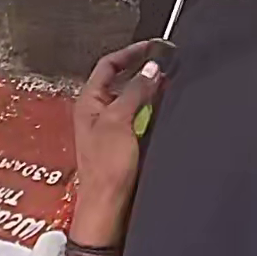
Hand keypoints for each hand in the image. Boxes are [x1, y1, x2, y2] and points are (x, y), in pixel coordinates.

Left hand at [69, 40, 160, 246]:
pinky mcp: (125, 142)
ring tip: (167, 87)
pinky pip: (141, 118)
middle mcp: (98, 112)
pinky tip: (164, 112)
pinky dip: (153, 112)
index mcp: (89, 102)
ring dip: (150, 93)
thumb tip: (151, 68)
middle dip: (144, 72)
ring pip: (134, 99)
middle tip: (165, 66)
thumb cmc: (105, 170)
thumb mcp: (120, 121)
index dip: (130, 53)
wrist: (108, 208)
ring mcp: (112, 127)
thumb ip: (136, 92)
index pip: (109, 65)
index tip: (152, 47)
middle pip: (123, 80)